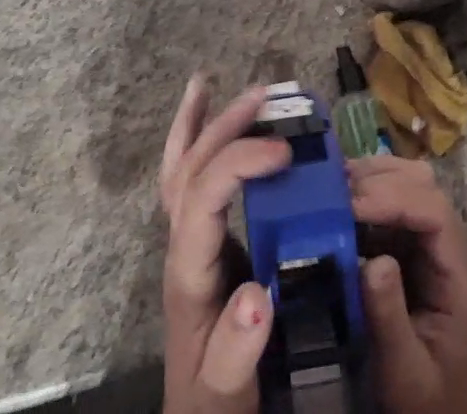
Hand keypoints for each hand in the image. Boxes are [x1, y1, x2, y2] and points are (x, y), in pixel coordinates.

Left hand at [159, 79, 291, 413]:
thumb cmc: (221, 405)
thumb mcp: (230, 392)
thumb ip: (237, 350)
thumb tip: (258, 294)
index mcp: (191, 276)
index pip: (204, 200)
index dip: (239, 165)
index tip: (286, 150)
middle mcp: (182, 250)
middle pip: (189, 172)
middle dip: (223, 128)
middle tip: (267, 96)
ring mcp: (187, 244)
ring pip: (180, 170)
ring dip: (201, 125)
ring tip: (215, 84)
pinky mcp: (200, 246)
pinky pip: (185, 183)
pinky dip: (189, 143)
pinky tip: (200, 114)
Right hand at [350, 156, 466, 413]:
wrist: (427, 410)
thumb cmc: (420, 397)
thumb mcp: (404, 371)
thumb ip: (389, 318)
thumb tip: (373, 260)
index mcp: (457, 277)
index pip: (437, 216)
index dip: (396, 200)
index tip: (350, 206)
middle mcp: (444, 250)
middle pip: (425, 188)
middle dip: (380, 180)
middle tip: (332, 193)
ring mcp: (423, 244)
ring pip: (406, 185)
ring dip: (369, 179)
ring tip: (327, 191)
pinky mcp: (400, 247)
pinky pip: (384, 204)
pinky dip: (358, 193)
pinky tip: (330, 201)